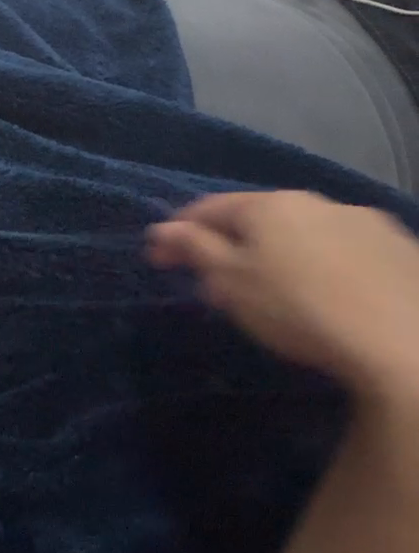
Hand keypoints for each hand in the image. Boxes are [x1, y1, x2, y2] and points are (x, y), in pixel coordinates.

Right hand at [146, 191, 418, 397]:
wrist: (410, 349)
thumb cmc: (296, 307)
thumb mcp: (225, 279)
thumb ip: (192, 246)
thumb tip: (164, 228)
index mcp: (270, 204)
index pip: (205, 208)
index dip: (175, 233)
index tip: (159, 262)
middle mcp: (321, 203)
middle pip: (257, 218)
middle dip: (229, 243)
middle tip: (212, 279)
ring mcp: (372, 226)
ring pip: (303, 233)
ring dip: (278, 252)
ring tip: (271, 288)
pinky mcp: (408, 253)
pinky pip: (343, 251)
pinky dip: (321, 265)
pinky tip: (322, 294)